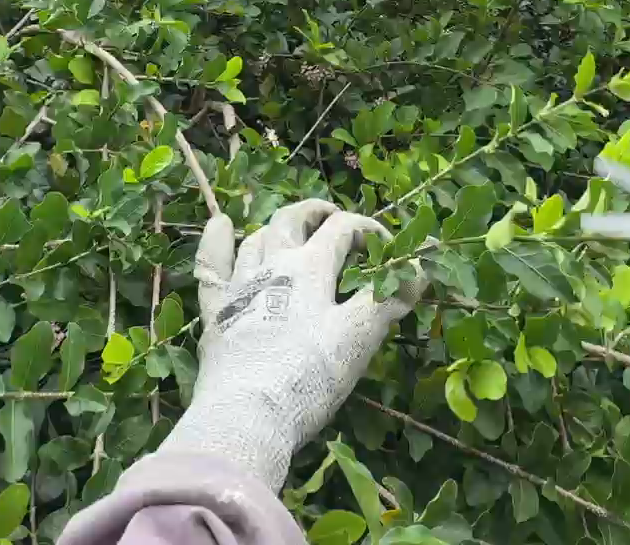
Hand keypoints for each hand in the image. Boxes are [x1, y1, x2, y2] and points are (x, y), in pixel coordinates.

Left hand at [157, 199, 427, 490]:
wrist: (246, 417)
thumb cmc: (308, 375)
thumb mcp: (358, 337)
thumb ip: (388, 299)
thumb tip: (418, 267)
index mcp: (311, 268)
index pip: (342, 229)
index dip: (367, 229)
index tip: (386, 247)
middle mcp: (274, 265)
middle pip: (294, 220)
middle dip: (317, 212)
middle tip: (333, 219)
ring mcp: (241, 286)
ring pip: (257, 238)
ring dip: (276, 228)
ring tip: (289, 231)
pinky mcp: (216, 312)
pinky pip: (211, 266)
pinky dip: (215, 242)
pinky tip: (219, 224)